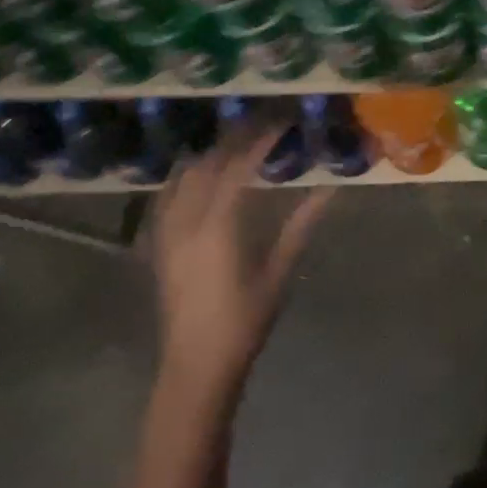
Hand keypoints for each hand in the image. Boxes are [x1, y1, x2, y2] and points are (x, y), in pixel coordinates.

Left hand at [150, 130, 334, 387]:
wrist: (197, 364)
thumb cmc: (244, 322)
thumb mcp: (277, 273)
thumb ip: (300, 226)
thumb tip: (328, 190)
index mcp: (217, 227)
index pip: (238, 167)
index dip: (260, 141)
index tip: (282, 123)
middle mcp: (186, 221)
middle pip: (207, 165)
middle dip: (235, 140)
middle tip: (263, 126)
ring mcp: (166, 232)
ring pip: (183, 177)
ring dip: (210, 155)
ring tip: (236, 145)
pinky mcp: (158, 245)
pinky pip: (167, 197)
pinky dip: (186, 177)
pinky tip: (198, 177)